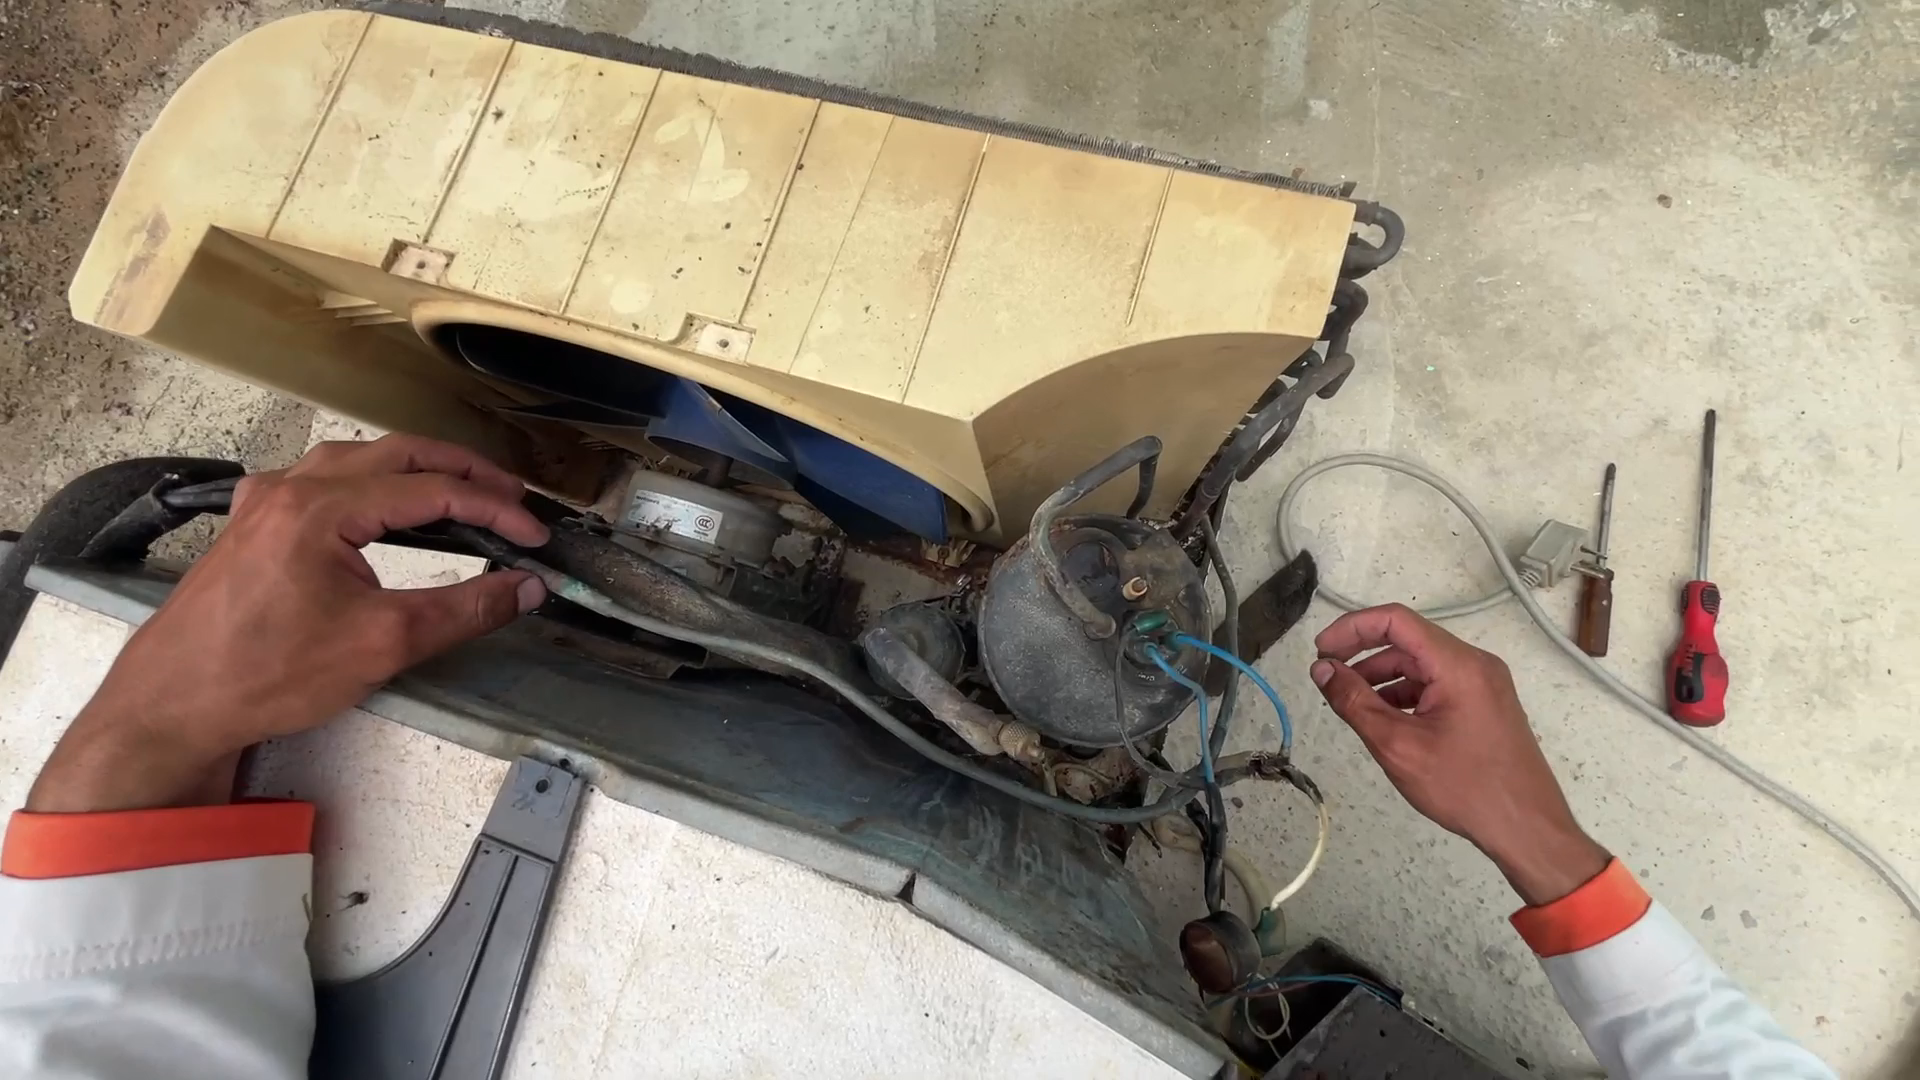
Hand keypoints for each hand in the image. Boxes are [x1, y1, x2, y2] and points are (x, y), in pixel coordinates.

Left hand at [27, 435, 550, 813]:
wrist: (168, 710)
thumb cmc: (274, 675)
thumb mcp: (388, 643)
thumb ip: (470, 609)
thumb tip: (533, 587)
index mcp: (322, 510)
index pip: (434, 491)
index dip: (497, 510)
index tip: (537, 538)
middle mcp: (292, 488)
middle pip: (400, 452)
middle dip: (468, 471)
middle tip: (516, 498)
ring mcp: (267, 499)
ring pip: (364, 456)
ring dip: (425, 468)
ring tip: (470, 491)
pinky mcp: (257, 520)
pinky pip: (332, 476)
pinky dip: (383, 478)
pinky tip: (398, 502)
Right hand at [1310, 604, 1608, 905]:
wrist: (1529, 833)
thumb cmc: (1463, 787)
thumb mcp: (1396, 745)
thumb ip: (1353, 701)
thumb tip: (1321, 668)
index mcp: (1458, 665)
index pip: (1395, 621)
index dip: (1351, 628)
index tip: (1320, 652)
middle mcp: (1474, 664)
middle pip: (1405, 639)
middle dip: (1360, 652)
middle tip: (1327, 675)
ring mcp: (1482, 684)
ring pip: (1417, 663)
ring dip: (1378, 674)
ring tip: (1349, 701)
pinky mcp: (1483, 703)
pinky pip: (1433, 682)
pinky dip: (1401, 691)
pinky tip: (1382, 717)